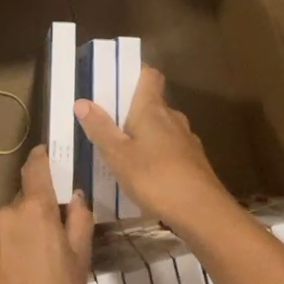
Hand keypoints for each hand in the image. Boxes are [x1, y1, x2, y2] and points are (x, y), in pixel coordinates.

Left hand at [0, 146, 93, 283]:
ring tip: (36, 269)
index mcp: (34, 210)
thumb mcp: (80, 259)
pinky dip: (7, 256)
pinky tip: (18, 283)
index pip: (35, 169)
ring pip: (8, 227)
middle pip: (24, 204)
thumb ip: (78, 220)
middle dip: (37, 214)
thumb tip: (74, 197)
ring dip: (21, 237)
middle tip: (55, 241)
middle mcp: (5, 217)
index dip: (41, 158)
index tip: (46, 154)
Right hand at [75, 65, 234, 229]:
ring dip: (144, 133)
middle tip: (107, 121)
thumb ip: (100, 128)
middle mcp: (173, 117)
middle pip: (152, 102)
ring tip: (122, 149)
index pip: (149, 75)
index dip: (135, 72)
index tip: (115, 80)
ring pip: (162, 127)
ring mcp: (186, 139)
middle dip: (132, 109)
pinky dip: (157, 153)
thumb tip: (82, 101)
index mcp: (153, 109)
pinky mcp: (193, 160)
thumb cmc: (155, 177)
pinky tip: (145, 172)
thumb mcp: (118, 155)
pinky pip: (170, 148)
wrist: (201, 210)